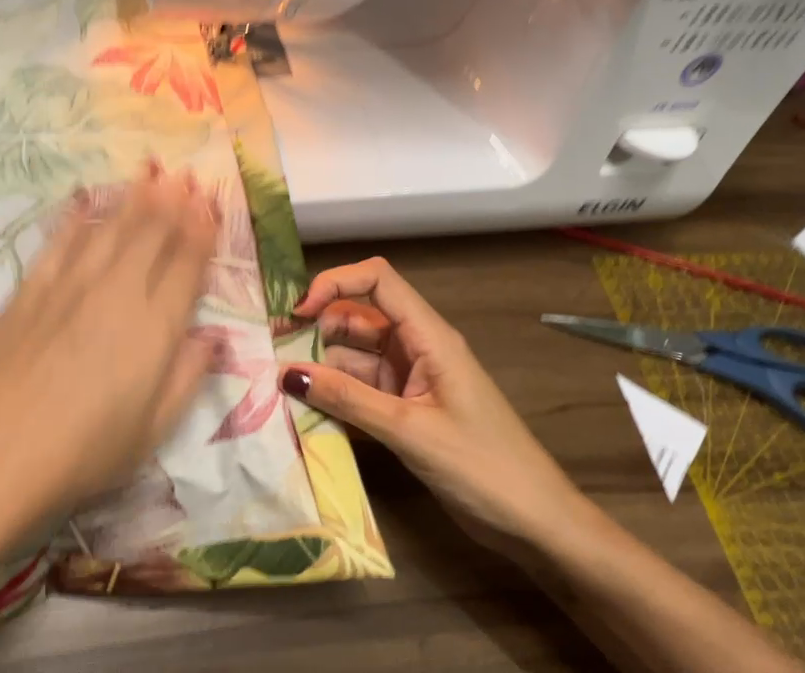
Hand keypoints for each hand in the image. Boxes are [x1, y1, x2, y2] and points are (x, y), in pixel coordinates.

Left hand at [0, 167, 218, 617]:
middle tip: (185, 175)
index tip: (211, 205)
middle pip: (150, 236)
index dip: (202, 232)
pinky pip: (59, 243)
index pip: (187, 267)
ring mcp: (67, 287)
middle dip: (172, 202)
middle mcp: (114, 294)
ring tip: (150, 175)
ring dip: (133, 200)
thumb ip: (185, 378)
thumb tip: (210, 337)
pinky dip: (77, 220)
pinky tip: (86, 205)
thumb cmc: (81, 457)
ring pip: (109, 230)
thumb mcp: (150, 432)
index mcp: (153, 329)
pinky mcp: (28, 291)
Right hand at [279, 257, 596, 563]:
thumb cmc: (483, 467)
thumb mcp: (409, 430)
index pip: (377, 281)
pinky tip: (303, 407)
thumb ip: (347, 399)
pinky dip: (333, 394)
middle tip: (269, 350)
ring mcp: (409, 379)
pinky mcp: (404, 409)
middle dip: (314, 327)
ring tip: (277, 384)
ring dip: (318, 366)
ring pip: (352, 356)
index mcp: (429, 336)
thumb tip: (285, 372)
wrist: (535, 523)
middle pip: (356, 318)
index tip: (298, 312)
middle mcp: (416, 348)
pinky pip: (359, 389)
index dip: (335, 283)